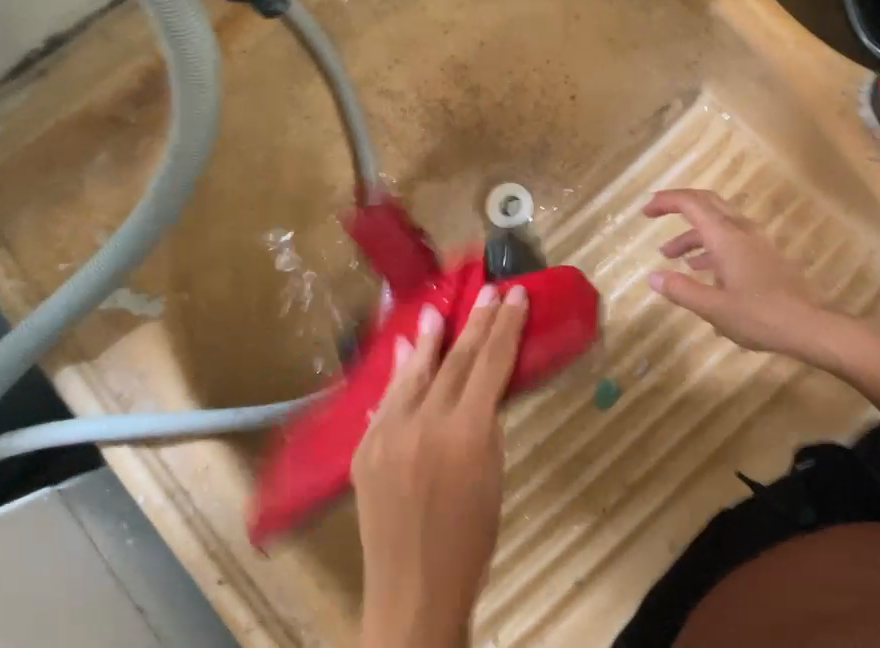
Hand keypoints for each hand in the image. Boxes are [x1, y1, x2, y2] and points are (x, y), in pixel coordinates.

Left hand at [355, 284, 528, 647]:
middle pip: (456, 361)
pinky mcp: (364, 449)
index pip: (490, 364)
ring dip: (432, 340)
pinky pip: (388, 400)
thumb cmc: (472, 538)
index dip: (505, 327)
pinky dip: (401, 374)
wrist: (415, 589)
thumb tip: (481, 388)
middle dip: (477, 323)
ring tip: (441, 311)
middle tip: (490, 291)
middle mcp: (423, 424)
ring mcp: (387, 435)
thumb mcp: (494, 474)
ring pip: (415, 373)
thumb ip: (486, 424)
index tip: (516, 295)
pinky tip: (407, 352)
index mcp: (466, 433)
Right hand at [642, 189, 834, 357]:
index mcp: (726, 237)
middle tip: (655, 214)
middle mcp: (742, 230)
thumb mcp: (713, 308)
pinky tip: (702, 269)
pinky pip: (732, 239)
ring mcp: (757, 242)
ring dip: (693, 234)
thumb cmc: (759, 316)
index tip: (646, 210)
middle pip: (708, 203)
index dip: (667, 202)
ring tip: (671, 256)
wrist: (808, 325)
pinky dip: (711, 246)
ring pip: (719, 224)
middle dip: (679, 206)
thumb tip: (653, 277)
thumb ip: (681, 290)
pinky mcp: (766, 255)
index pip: (692, 204)